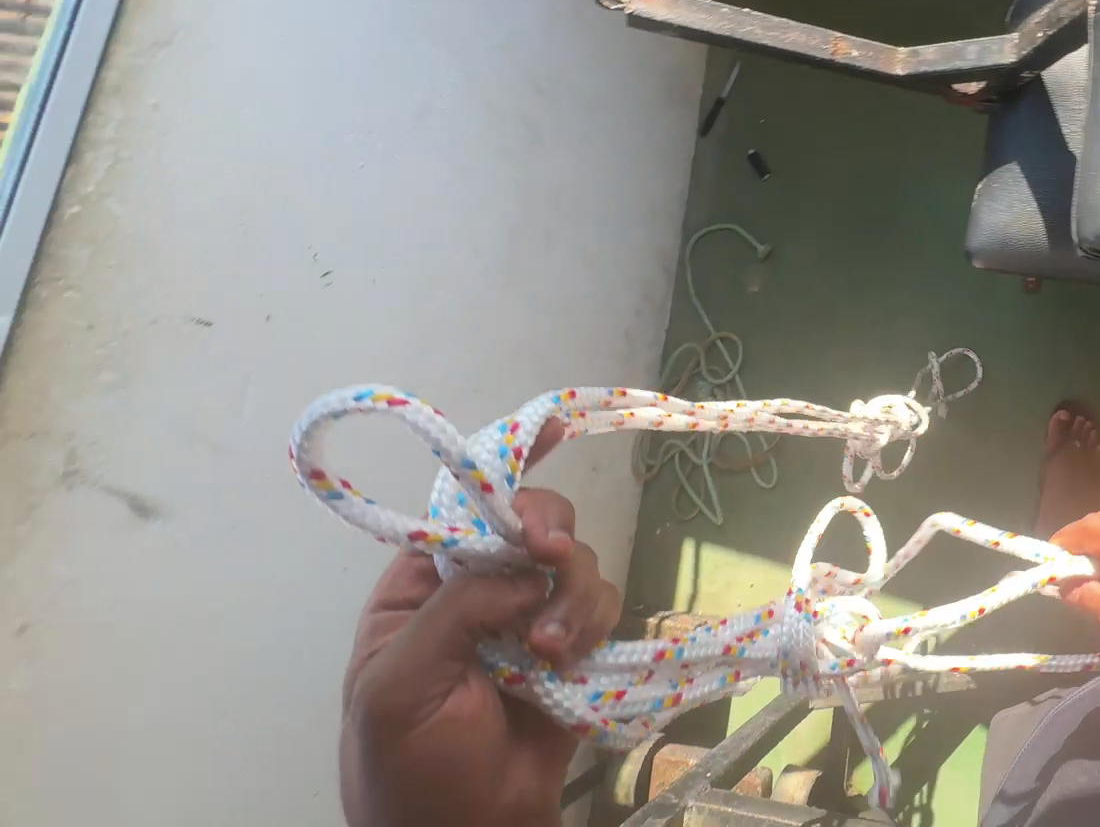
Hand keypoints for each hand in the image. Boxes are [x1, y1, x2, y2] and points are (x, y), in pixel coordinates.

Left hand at [340, 420, 621, 826]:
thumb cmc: (410, 768)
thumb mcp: (401, 685)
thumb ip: (458, 608)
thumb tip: (529, 565)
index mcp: (424, 589)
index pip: (465, 506)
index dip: (507, 462)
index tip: (556, 428)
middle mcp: (483, 589)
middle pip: (535, 521)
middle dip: (552, 536)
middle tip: (552, 558)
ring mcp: (533, 613)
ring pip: (578, 561)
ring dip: (573, 599)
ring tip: (551, 652)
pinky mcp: (575, 637)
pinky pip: (601, 600)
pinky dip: (593, 622)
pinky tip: (570, 662)